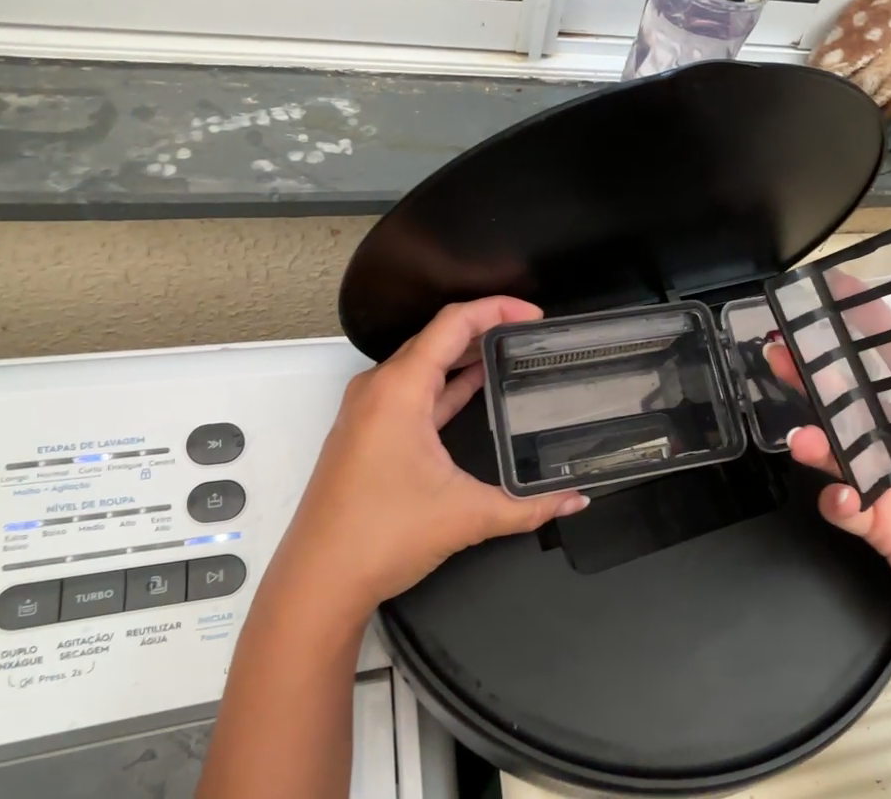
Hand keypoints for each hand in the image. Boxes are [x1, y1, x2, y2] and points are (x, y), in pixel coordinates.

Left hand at [274, 297, 587, 618]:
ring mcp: (368, 411)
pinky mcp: (367, 432)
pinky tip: (472, 387)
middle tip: (527, 330)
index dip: (496, 309)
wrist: (319, 582)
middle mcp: (378, 391)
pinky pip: (412, 389)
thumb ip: (529, 505)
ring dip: (464, 353)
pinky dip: (444, 381)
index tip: (531, 313)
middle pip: (437, 336)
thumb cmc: (373, 539)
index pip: (452, 323)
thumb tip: (572, 499)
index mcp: (399, 391)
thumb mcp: (467, 515)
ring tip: (507, 351)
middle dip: (485, 326)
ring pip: (423, 363)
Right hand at [769, 333, 890, 663]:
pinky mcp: (887, 528)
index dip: (878, 327)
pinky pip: (848, 507)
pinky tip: (847, 500)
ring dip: (817, 438)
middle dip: (819, 376)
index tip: (843, 296)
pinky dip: (838, 500)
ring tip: (804, 438)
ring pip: (842, 450)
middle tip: (785, 353)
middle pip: (859, 401)